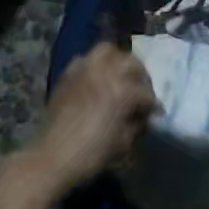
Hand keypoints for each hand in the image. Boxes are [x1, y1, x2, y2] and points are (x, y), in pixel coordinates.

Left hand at [29, 43, 158, 188]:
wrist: (52, 158)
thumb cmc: (92, 154)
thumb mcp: (124, 142)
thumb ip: (138, 123)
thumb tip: (144, 115)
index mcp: (122, 91)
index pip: (146, 93)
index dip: (153, 106)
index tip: (156, 114)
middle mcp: (104, 73)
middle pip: (131, 63)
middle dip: (141, 77)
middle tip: (141, 91)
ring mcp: (83, 70)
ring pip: (107, 51)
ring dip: (118, 61)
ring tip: (120, 76)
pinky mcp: (67, 75)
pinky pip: (84, 59)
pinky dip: (95, 65)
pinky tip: (97, 80)